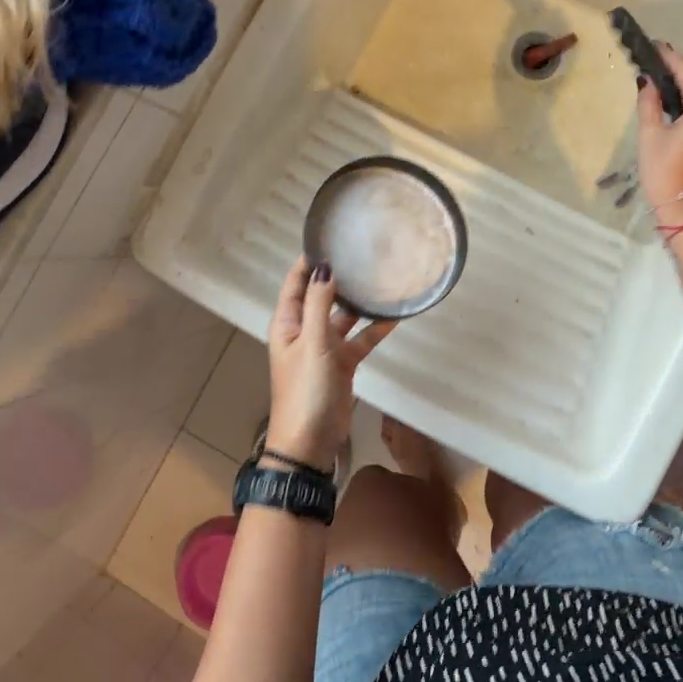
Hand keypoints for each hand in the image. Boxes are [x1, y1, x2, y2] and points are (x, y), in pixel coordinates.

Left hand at [265, 257, 396, 470]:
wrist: (311, 442)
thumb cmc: (306, 390)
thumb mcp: (312, 343)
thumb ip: (318, 305)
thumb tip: (324, 268)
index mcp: (287, 323)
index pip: (295, 283)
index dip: (308, 261)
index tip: (328, 238)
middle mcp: (304, 331)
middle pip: (320, 296)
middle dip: (338, 278)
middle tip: (363, 253)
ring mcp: (324, 348)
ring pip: (343, 317)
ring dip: (359, 303)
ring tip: (381, 278)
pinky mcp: (342, 364)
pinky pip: (360, 340)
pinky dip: (374, 330)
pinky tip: (395, 316)